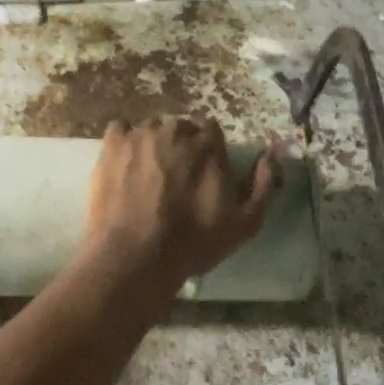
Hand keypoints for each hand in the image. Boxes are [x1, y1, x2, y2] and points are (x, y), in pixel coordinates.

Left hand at [83, 117, 278, 291]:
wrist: (136, 256)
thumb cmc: (194, 242)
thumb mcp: (245, 223)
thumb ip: (264, 185)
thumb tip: (271, 156)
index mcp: (209, 144)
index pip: (211, 131)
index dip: (207, 152)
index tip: (201, 175)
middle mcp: (176, 129)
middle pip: (181, 129)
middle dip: (180, 147)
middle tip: (174, 179)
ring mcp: (141, 134)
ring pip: (151, 129)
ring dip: (152, 144)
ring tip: (146, 175)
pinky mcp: (112, 144)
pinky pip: (120, 130)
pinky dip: (124, 142)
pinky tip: (123, 165)